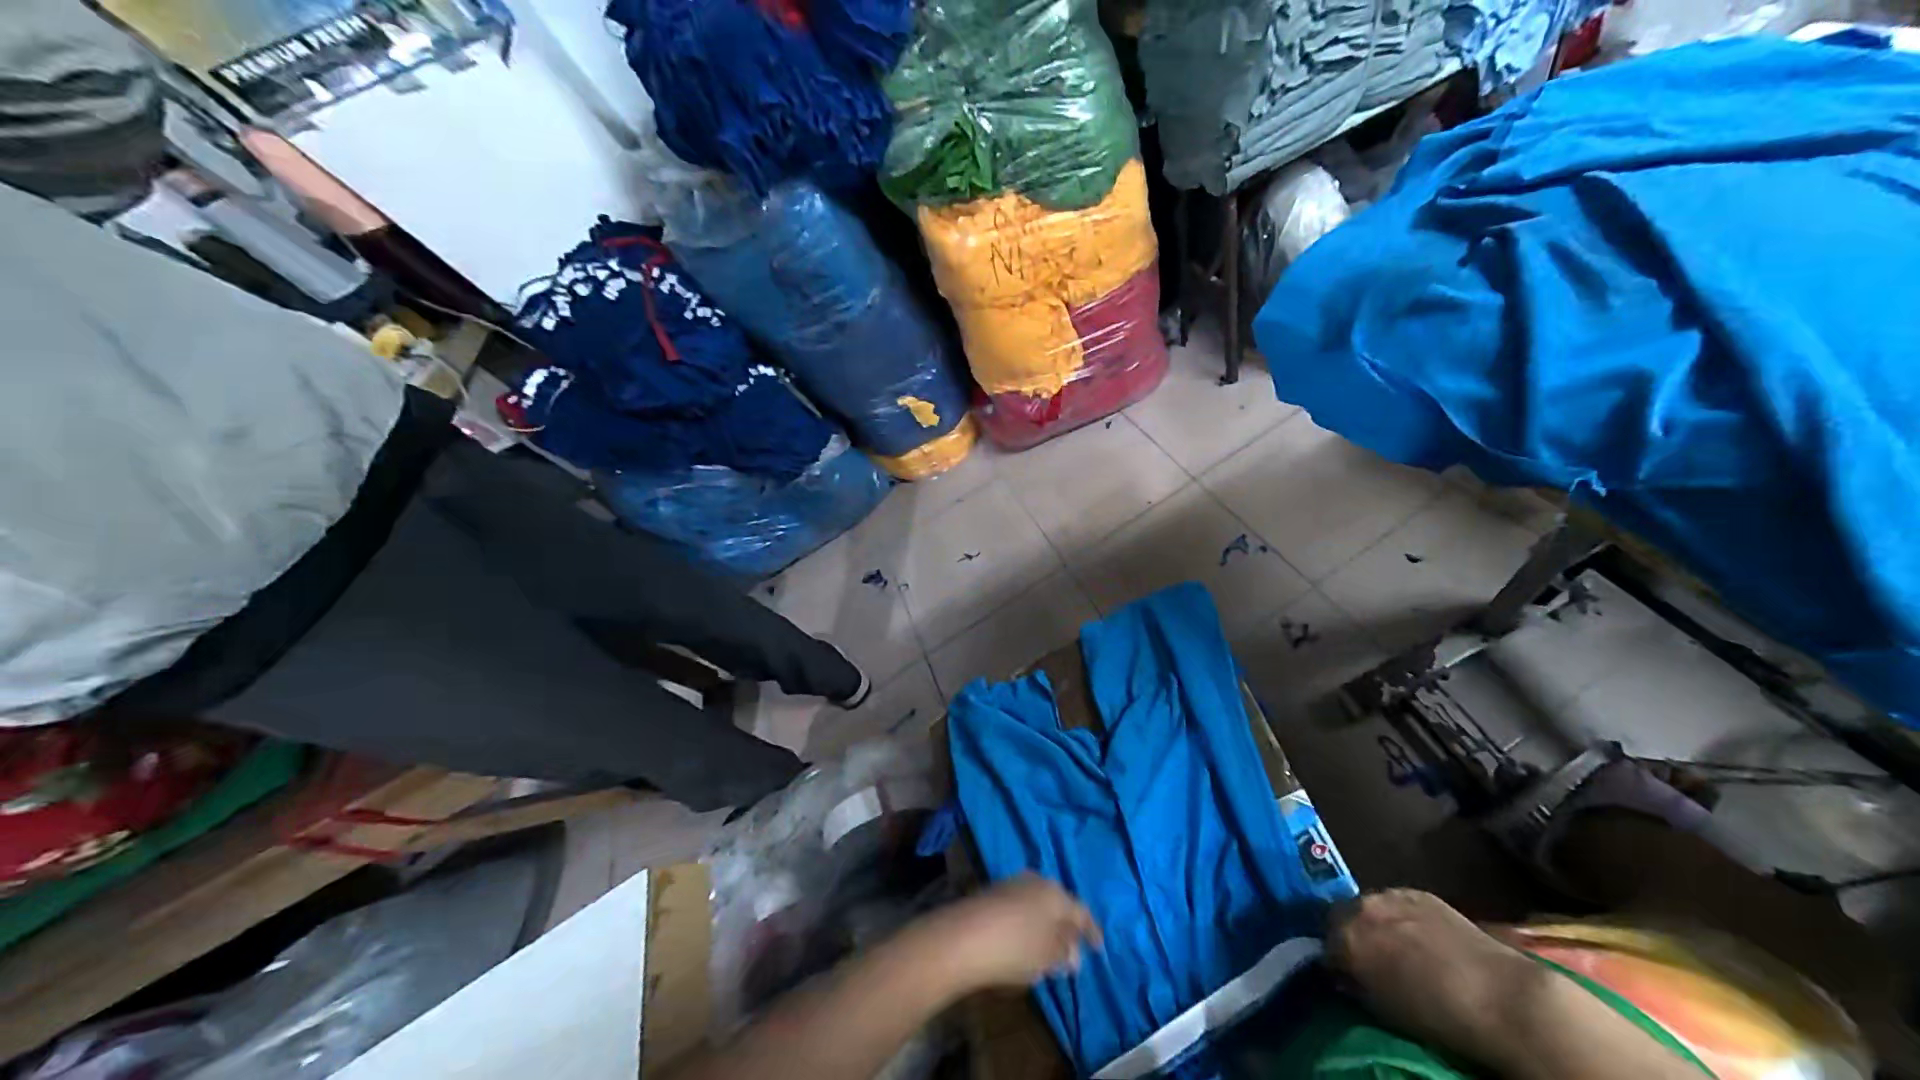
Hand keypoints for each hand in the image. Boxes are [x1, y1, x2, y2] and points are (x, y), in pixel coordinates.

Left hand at [905, 875, 1100, 993]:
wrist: (963, 936)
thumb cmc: (1016, 947)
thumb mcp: (1048, 957)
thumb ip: (1065, 952)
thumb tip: (1073, 952)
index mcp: (1056, 894)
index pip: (1081, 912)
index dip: (1091, 931)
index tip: (1098, 947)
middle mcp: (1036, 881)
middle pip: (1058, 904)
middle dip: (1066, 925)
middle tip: (1071, 948)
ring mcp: (1011, 884)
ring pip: (1037, 903)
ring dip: (1044, 923)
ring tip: (1047, 948)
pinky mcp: (991, 892)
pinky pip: (1019, 907)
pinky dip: (1026, 922)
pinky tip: (1023, 940)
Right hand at [1325, 889, 1545, 1063]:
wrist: (1500, 997)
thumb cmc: (1436, 1014)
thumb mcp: (1381, 1007)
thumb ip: (1355, 982)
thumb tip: (1346, 974)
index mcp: (1344, 936)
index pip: (1323, 941)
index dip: (1334, 957)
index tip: (1345, 971)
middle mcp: (1360, 906)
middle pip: (1343, 915)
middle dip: (1352, 932)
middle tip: (1369, 957)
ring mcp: (1391, 894)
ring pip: (1371, 905)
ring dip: (1377, 921)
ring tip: (1397, 945)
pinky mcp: (1421, 893)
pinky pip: (1398, 901)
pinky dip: (1402, 916)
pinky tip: (1421, 936)